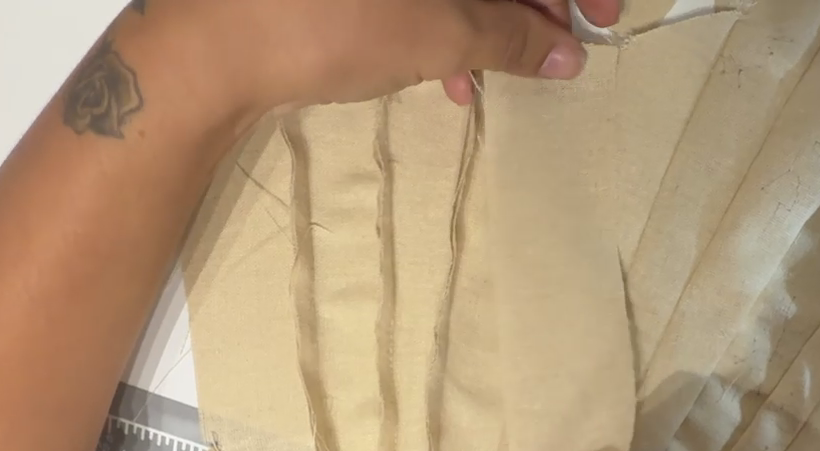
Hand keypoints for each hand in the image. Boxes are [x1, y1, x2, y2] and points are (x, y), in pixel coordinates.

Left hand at [136, 0, 620, 117]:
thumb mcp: (433, 31)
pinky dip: (442, 21)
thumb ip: (510, 36)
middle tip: (563, 47)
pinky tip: (449, 70)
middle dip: (533, 1)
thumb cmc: (329, 21)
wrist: (217, 45)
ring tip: (503, 73)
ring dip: (489, 18)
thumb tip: (569, 51)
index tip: (603, 16)